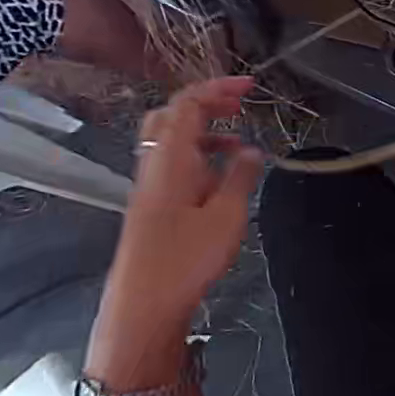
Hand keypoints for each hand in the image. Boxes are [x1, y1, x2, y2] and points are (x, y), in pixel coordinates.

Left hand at [89, 78, 262, 385]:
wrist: (142, 308)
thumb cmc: (186, 259)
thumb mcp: (227, 215)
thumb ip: (241, 177)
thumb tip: (252, 150)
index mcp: (171, 159)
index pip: (187, 104)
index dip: (218, 87)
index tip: (251, 87)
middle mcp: (154, 165)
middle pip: (171, 115)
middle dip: (206, 102)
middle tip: (239, 104)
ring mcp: (150, 185)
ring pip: (171, 140)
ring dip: (204, 129)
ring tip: (239, 140)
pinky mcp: (152, 205)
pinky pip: (174, 162)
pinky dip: (199, 154)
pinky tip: (222, 174)